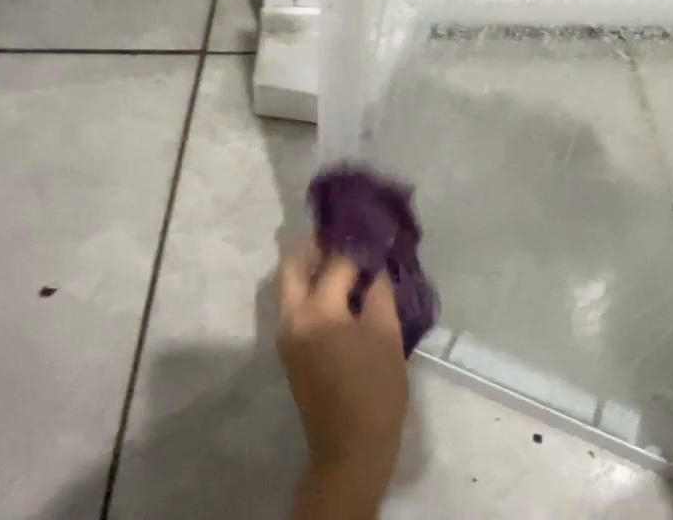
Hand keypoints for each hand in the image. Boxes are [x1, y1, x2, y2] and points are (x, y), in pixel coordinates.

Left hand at [278, 242, 408, 516]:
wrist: (350, 446)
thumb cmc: (375, 389)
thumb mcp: (387, 334)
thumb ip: (379, 293)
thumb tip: (375, 266)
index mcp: (317, 312)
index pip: (335, 262)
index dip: (357, 242)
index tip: (374, 225)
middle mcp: (292, 318)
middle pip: (293, 266)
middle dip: (317, 245)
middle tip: (348, 233)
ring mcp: (286, 335)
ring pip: (290, 285)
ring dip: (313, 266)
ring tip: (349, 256)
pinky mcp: (290, 349)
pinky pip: (296, 304)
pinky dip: (313, 288)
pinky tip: (343, 287)